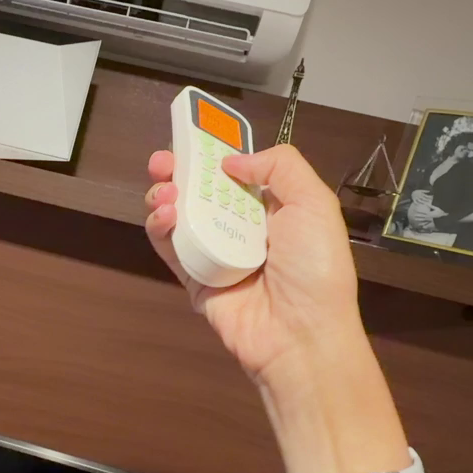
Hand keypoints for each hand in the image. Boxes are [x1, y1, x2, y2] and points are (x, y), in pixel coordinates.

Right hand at [145, 146, 405, 472]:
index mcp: (272, 207)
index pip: (236, 170)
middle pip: (199, 188)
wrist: (300, 335)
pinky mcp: (192, 276)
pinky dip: (159, 226)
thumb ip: (279, 166)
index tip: (192, 138)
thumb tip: (231, 162)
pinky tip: (164, 214)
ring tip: (165, 191)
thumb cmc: (314, 268)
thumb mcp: (314, 204)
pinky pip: (169, 246)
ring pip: (177, 213)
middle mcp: (240, 225)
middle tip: (163, 160)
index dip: (212, 152)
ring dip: (164, 194)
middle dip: (178, 168)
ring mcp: (213, 251)